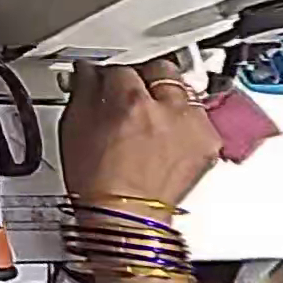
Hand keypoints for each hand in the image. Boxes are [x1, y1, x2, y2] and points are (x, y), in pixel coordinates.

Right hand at [58, 58, 220, 223]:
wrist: (124, 214)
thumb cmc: (96, 177)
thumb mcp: (74, 125)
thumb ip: (83, 89)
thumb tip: (87, 72)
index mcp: (130, 102)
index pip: (119, 68)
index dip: (105, 73)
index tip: (100, 79)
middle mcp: (169, 111)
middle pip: (161, 69)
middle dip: (142, 75)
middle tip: (127, 89)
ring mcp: (194, 129)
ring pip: (184, 91)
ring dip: (166, 96)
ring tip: (148, 112)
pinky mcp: (209, 145)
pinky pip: (198, 116)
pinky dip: (182, 118)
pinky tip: (163, 130)